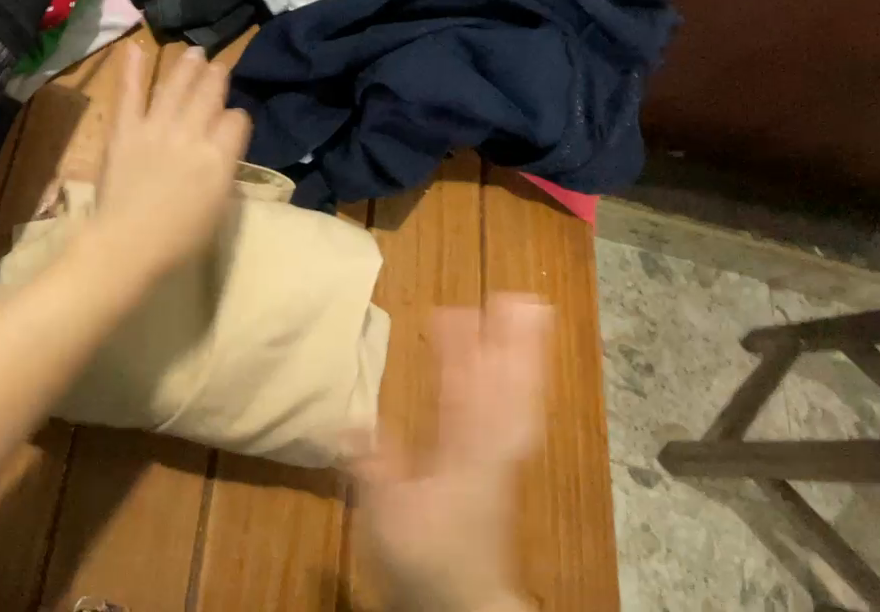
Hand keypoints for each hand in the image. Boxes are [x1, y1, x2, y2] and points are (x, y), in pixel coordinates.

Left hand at [89, 45, 249, 279]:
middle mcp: (192, 133)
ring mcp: (156, 127)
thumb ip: (224, 173)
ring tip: (194, 53)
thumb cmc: (180, 239)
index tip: (232, 122)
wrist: (128, 243)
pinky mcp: (125, 129)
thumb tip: (224, 154)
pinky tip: (134, 48)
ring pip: (175, 87)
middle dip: (216, 77)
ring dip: (186, 67)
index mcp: (219, 155)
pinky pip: (130, 94)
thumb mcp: (219, 208)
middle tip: (219, 64)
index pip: (236, 121)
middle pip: (209, 94)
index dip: (236, 119)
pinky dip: (132, 70)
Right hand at [352, 295, 552, 611]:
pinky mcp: (493, 460)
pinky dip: (518, 382)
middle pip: (505, 392)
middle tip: (521, 298)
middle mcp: (487, 450)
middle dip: (513, 347)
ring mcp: (495, 454)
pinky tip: (513, 360)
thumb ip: (375, 468)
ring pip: (514, 397)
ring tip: (526, 314)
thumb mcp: (388, 516)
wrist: (458, 601)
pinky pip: (511, 412)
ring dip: (521, 356)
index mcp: (462, 459)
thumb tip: (353, 418)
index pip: (465, 398)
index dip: (464, 356)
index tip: (457, 310)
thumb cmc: (421, 559)